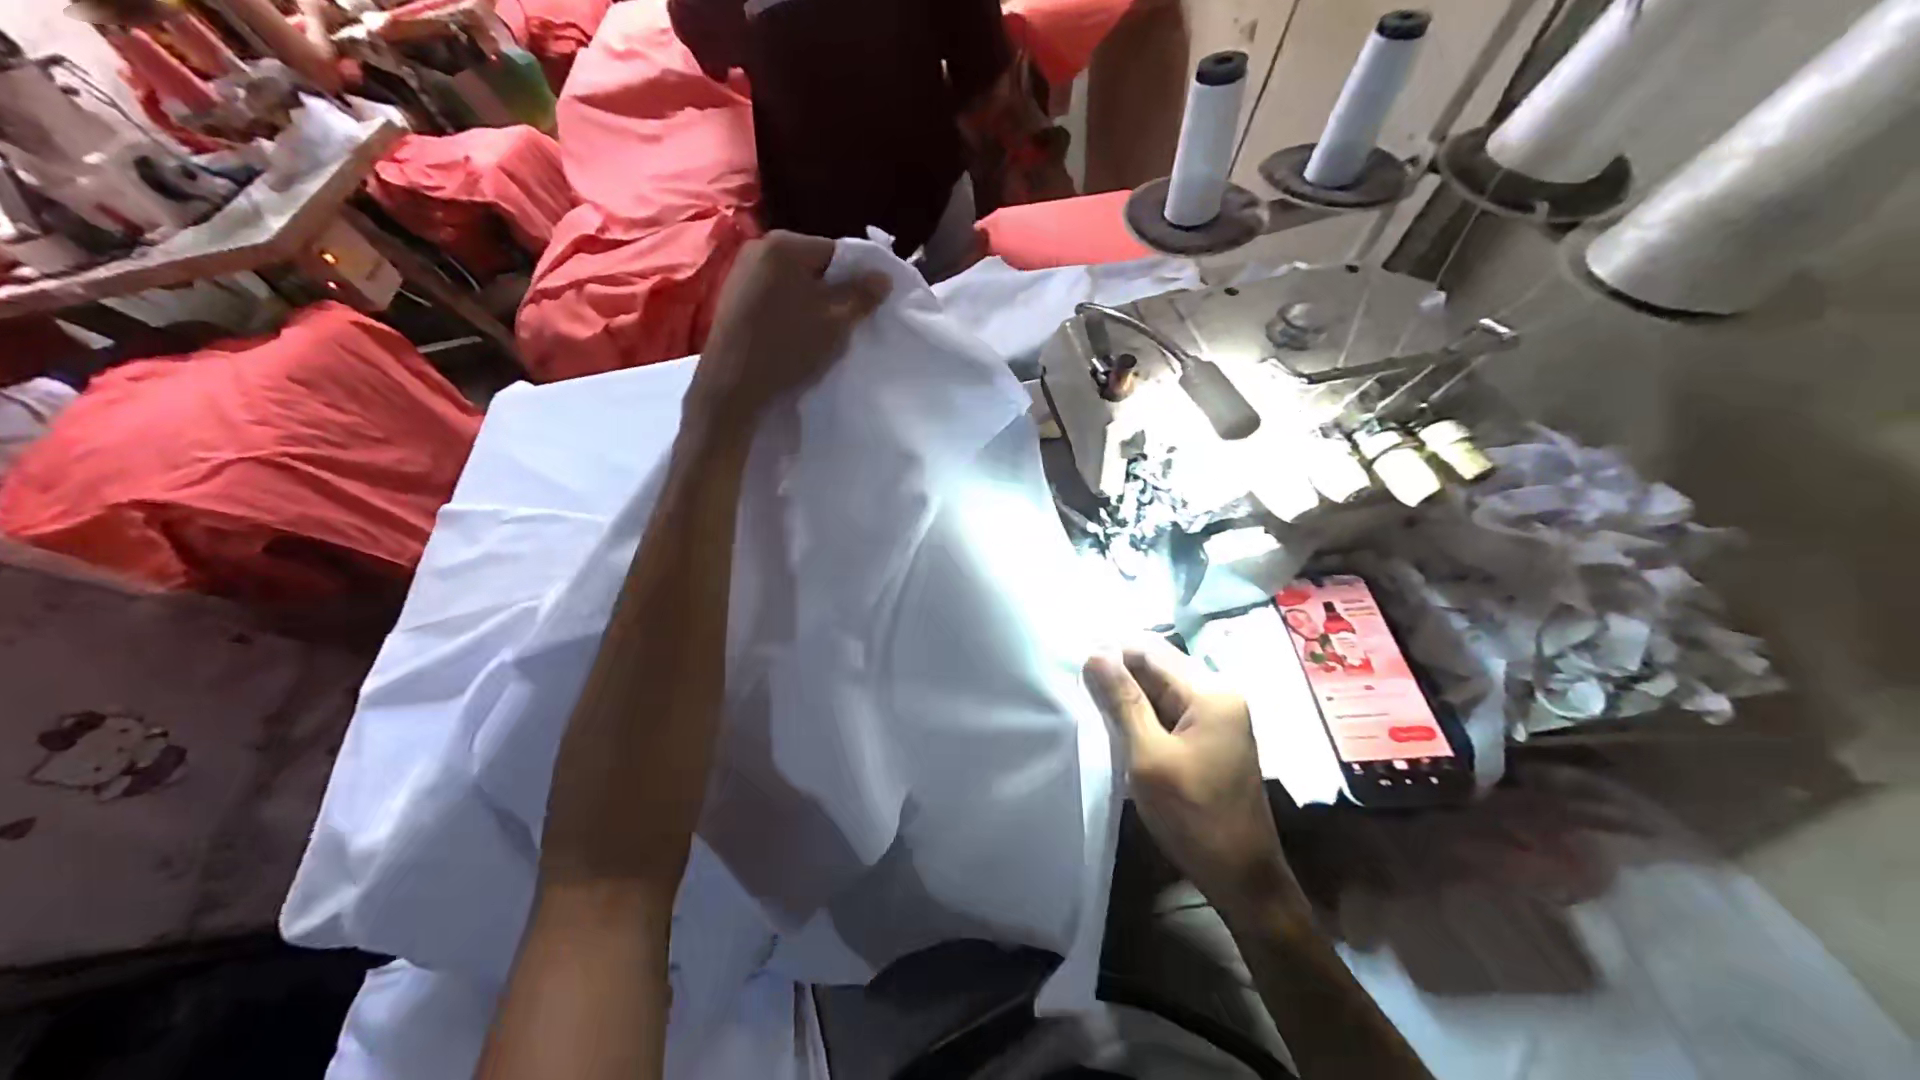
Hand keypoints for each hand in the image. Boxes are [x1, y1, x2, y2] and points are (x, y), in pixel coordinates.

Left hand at [688, 231, 889, 430]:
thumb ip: (862, 294)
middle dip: (832, 290)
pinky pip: (774, 294)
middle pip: (813, 265)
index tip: (863, 306)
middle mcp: (758, 246)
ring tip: (819, 332)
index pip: (836, 251)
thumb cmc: (788, 346)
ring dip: (810, 302)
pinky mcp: (732, 296)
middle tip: (844, 322)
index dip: (856, 278)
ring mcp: (741, 271)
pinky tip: (793, 335)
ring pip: (793, 282)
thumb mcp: (836, 322)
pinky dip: (789, 310)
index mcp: (784, 244)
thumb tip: (882, 276)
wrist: (732, 386)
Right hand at [1084, 646, 1303, 915]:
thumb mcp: (1149, 757)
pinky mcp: (1211, 735)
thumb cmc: (1194, 816)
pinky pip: (1170, 708)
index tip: (1073, 671)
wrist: (1241, 875)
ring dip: (1128, 694)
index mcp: (1210, 692)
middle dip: (1118, 673)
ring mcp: (1218, 715)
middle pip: (1158, 665)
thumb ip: (1122, 702)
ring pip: (1161, 687)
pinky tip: (1119, 725)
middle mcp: (1219, 693)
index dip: (1110, 655)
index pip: (1149, 651)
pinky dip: (1143, 712)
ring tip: (1093, 707)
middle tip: (1079, 691)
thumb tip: (1095, 655)